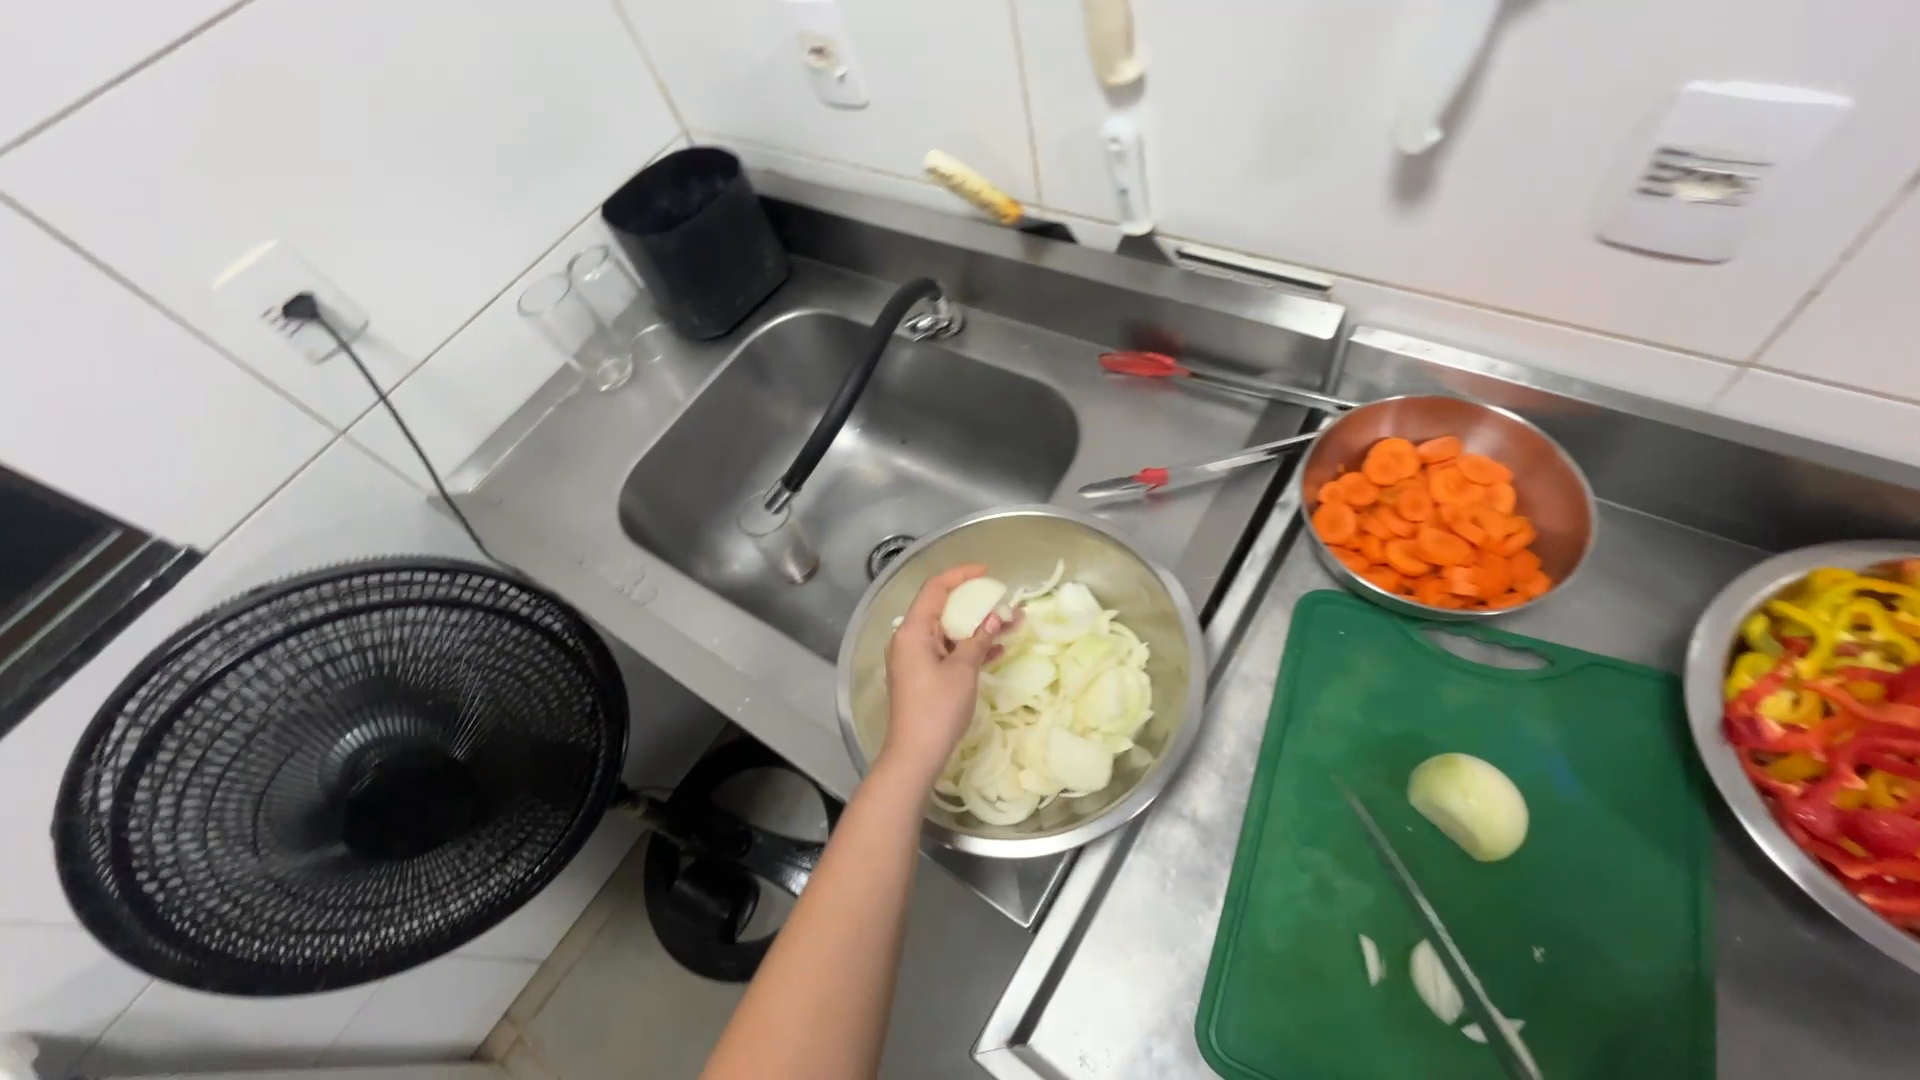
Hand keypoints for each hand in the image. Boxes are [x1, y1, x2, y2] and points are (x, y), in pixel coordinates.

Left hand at [879, 564, 1009, 787]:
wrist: (915, 754)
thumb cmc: (937, 708)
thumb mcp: (963, 670)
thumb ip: (979, 639)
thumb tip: (995, 617)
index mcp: (912, 630)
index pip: (935, 589)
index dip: (960, 575)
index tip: (987, 572)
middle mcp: (908, 639)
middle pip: (942, 609)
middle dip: (975, 604)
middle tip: (1004, 602)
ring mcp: (914, 658)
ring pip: (948, 631)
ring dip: (977, 627)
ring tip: (1011, 624)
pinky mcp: (922, 675)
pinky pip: (947, 651)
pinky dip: (969, 647)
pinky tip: (997, 650)